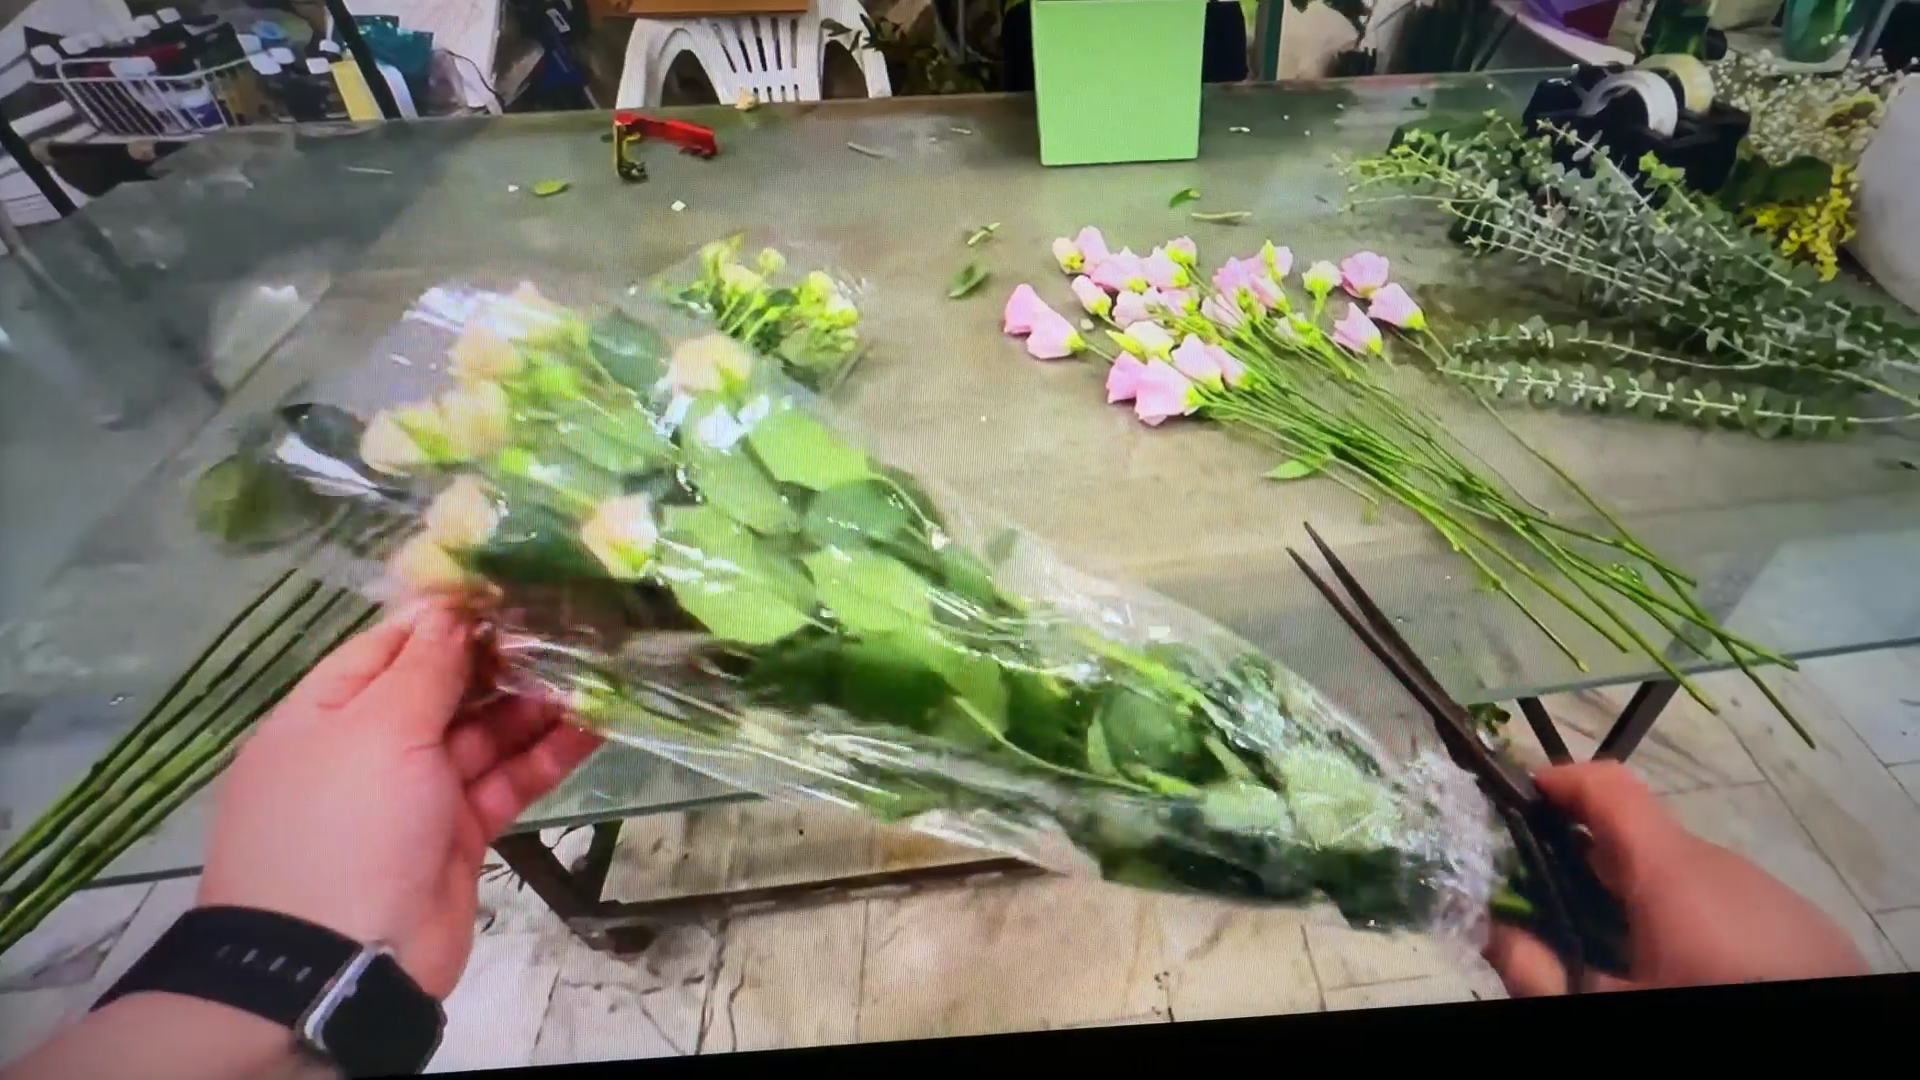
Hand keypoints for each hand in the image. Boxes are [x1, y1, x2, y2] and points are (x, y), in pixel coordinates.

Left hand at [196, 600, 601, 998]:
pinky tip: (596, 725)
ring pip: (490, 732)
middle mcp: (374, 747)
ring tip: (597, 673)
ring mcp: (421, 789)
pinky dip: (550, 752)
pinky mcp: (463, 825)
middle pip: (450, 688)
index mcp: (330, 716)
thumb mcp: (378, 730)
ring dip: (539, 705)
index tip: (515, 591)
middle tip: (572, 629)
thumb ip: (425, 667)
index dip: (451, 618)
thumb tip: (453, 608)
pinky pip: (511, 775)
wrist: (343, 965)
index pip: (393, 646)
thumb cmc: (347, 827)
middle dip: (508, 662)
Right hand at [1486, 762, 1865, 994]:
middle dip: (1588, 860)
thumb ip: (1530, 963)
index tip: (1518, 801)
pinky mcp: (1817, 937)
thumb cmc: (1704, 1009)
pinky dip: (1694, 920)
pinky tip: (1688, 970)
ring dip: (1642, 894)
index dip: (1556, 780)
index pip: (1608, 785)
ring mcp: (1780, 902)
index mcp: (1674, 872)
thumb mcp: (1597, 1003)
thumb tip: (1488, 926)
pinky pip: (1732, 905)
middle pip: (1639, 839)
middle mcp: (1728, 869)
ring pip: (1686, 875)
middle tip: (1555, 905)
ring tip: (1622, 949)